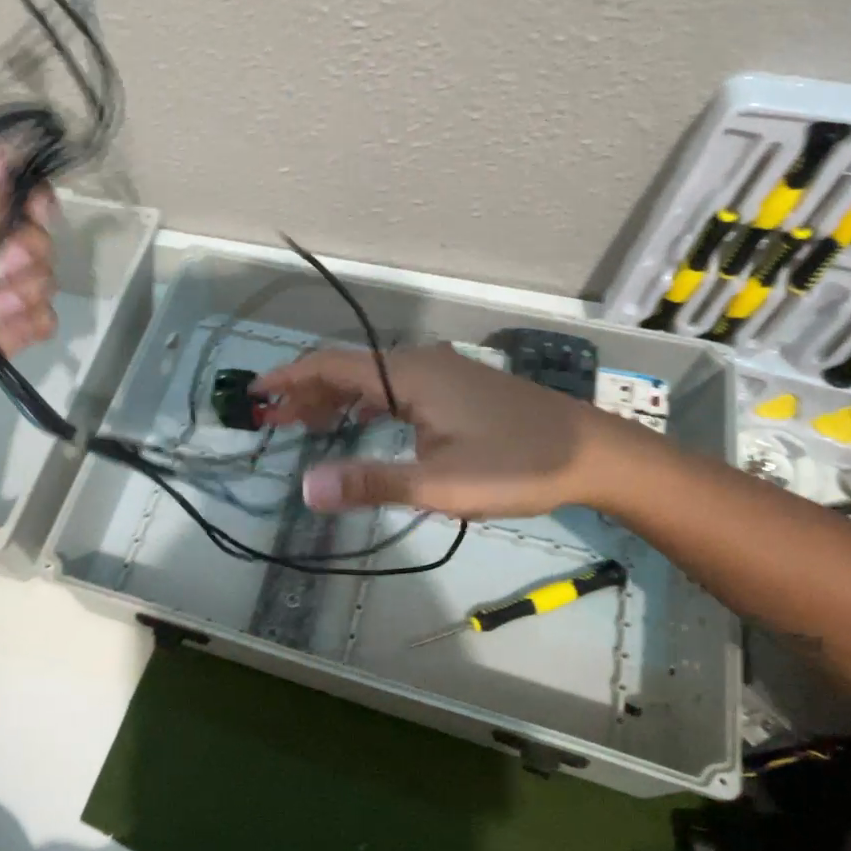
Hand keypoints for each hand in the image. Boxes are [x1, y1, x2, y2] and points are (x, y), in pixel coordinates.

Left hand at [0, 150, 57, 436]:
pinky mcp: (4, 332)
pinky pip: (39, 316)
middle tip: (2, 271)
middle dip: (26, 257)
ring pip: (40, 279)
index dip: (27, 198)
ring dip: (22, 298)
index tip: (40, 209)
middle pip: (31, 235)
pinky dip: (27, 328)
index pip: (0, 194)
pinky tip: (5, 341)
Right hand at [253, 344, 647, 518]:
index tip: (255, 394)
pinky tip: (360, 424)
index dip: (290, 378)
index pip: (333, 365)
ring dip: (335, 398)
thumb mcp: (440, 484)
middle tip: (272, 421)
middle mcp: (421, 363)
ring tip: (304, 425)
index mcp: (410, 375)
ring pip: (373, 378)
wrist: (595, 454)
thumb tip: (306, 487)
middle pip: (349, 368)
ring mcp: (443, 372)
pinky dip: (366, 403)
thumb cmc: (517, 465)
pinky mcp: (458, 388)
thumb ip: (370, 482)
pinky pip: (395, 387)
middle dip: (306, 391)